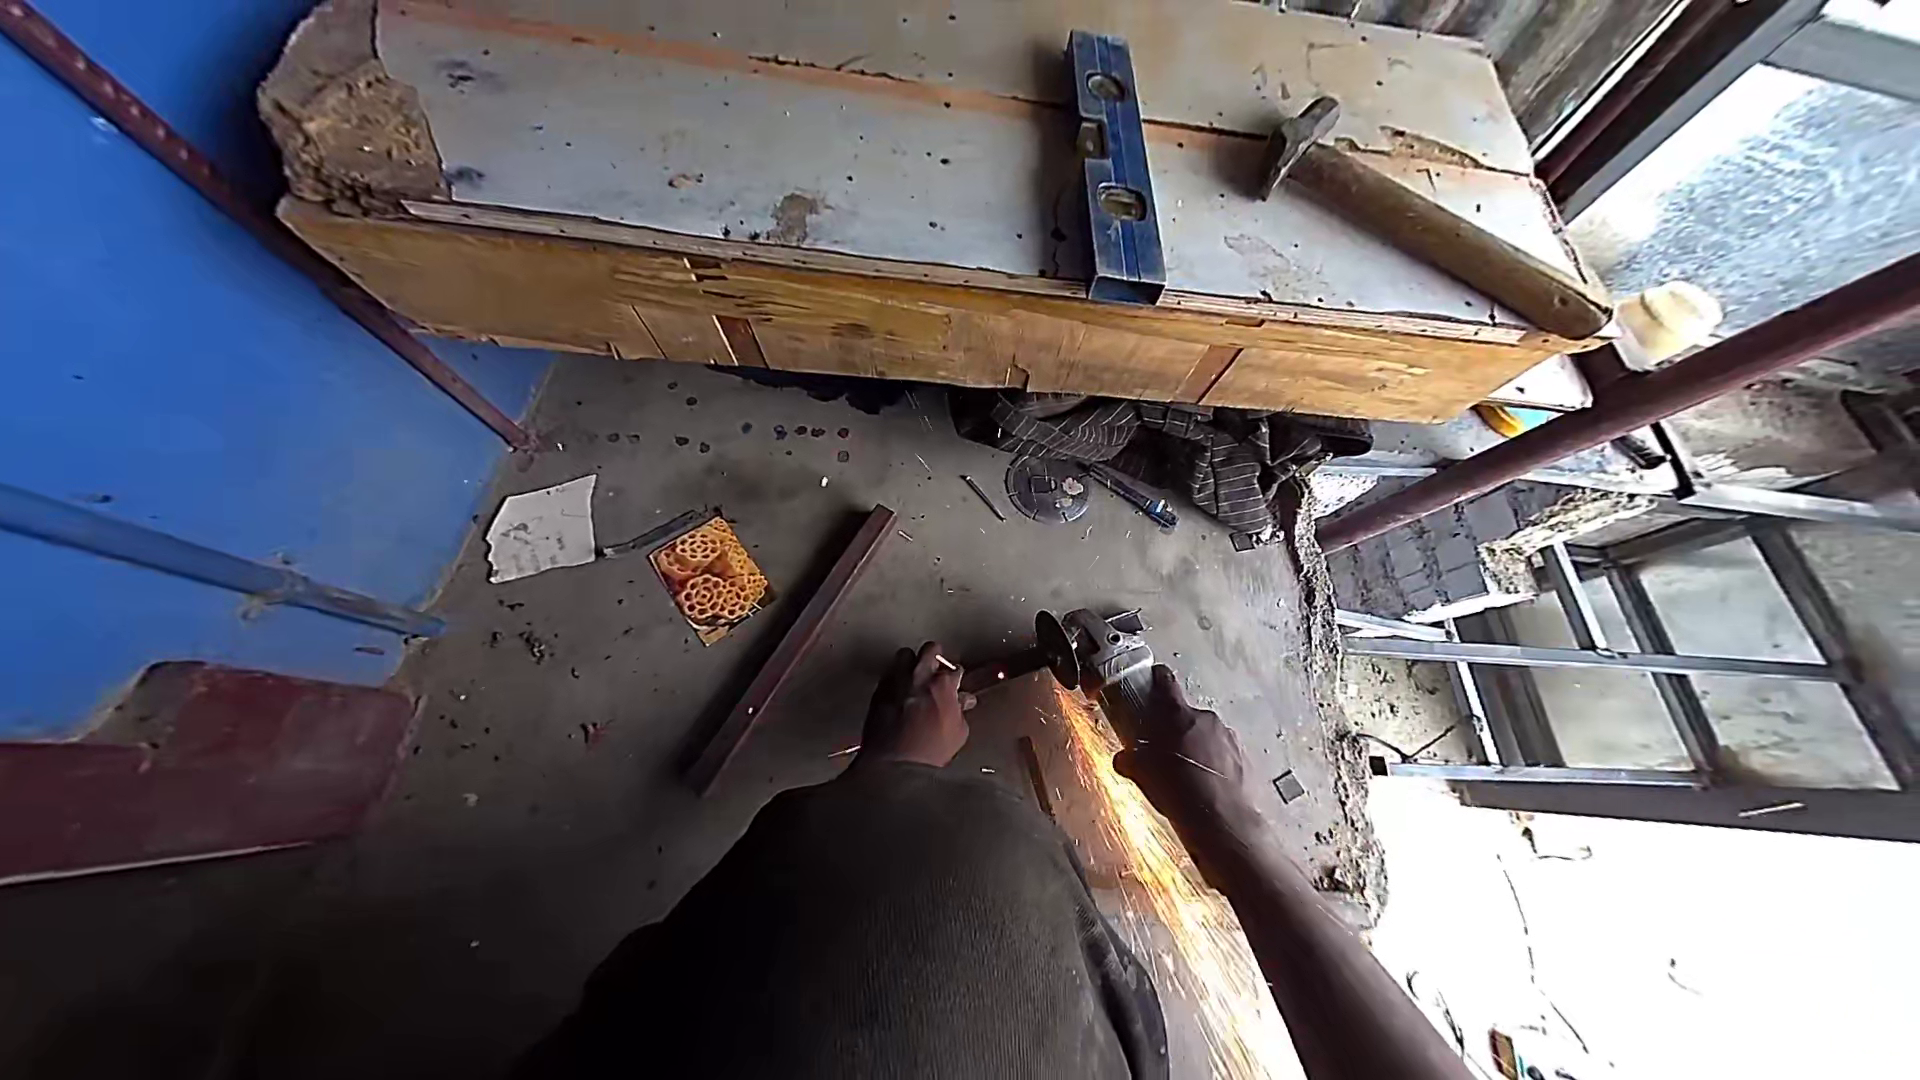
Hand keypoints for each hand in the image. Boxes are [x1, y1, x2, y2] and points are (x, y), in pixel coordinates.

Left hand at [854, 641, 972, 767]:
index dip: (956, 676)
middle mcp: (919, 676)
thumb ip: (960, 711)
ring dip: (912, 661)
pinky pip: (888, 673)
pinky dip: (895, 677)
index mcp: (943, 684)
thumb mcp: (957, 733)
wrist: (895, 764)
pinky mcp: (879, 690)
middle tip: (937, 663)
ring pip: (905, 654)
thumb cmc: (928, 751)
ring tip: (914, 670)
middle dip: (936, 654)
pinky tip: (899, 687)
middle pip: (930, 649)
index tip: (956, 682)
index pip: (955, 669)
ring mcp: (897, 680)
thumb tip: (961, 703)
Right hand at [1113, 666, 1269, 864]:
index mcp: (1176, 715)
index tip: (1150, 683)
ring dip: (1195, 745)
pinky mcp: (1244, 758)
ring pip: (1205, 733)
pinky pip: (1223, 752)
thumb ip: (1130, 760)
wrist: (1222, 825)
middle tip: (1163, 747)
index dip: (1156, 679)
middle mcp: (1204, 719)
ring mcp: (1228, 738)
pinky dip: (1214, 763)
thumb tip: (1123, 759)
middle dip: (1174, 726)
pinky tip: (1204, 784)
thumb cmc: (1179, 793)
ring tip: (1185, 772)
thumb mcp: (1142, 775)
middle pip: (1185, 712)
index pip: (1164, 679)